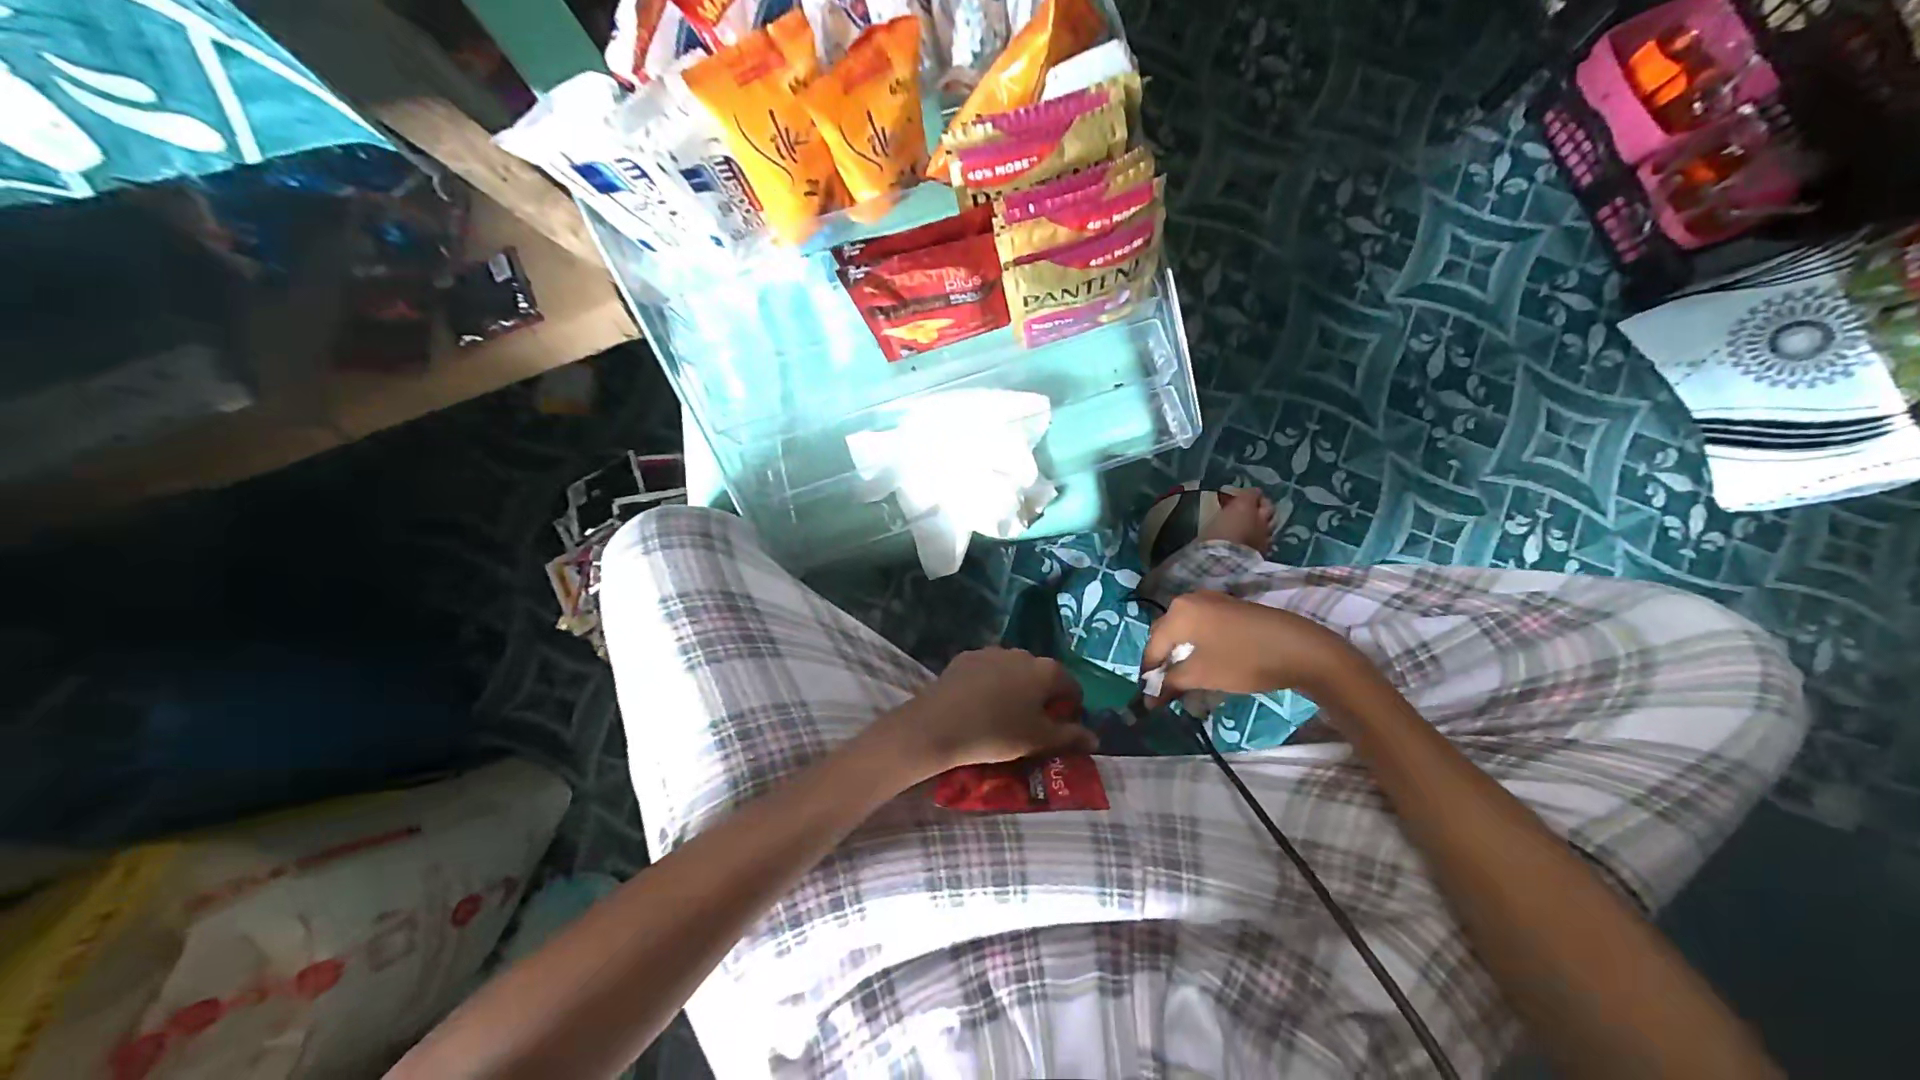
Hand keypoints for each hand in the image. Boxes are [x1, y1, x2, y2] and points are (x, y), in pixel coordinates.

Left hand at [871, 648, 1096, 781]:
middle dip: (1042, 698)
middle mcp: (1022, 653)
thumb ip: (1070, 737)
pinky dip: (990, 685)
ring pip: (1013, 671)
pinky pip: (987, 671)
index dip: (1070, 710)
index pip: (1071, 687)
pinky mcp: (965, 657)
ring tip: (1001, 716)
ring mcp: (991, 652)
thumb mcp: (1039, 740)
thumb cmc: (997, 734)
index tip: (1059, 731)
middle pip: (1042, 676)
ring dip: (1015, 689)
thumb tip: (1093, 738)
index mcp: (1046, 671)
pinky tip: (977, 706)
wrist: (939, 724)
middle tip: (1030, 726)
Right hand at [1141, 591, 1366, 703]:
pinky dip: (1197, 646)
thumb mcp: (1201, 674)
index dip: (1148, 675)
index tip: (1149, 700)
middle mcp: (1190, 600)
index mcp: (1178, 612)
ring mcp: (1213, 601)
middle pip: (1166, 634)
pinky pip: (1202, 627)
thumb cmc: (1244, 660)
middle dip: (1163, 662)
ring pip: (1185, 630)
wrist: (1301, 649)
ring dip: (1180, 655)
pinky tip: (1205, 663)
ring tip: (1185, 680)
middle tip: (1166, 689)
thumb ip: (1170, 683)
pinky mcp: (1231, 608)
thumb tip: (1148, 699)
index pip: (1152, 646)